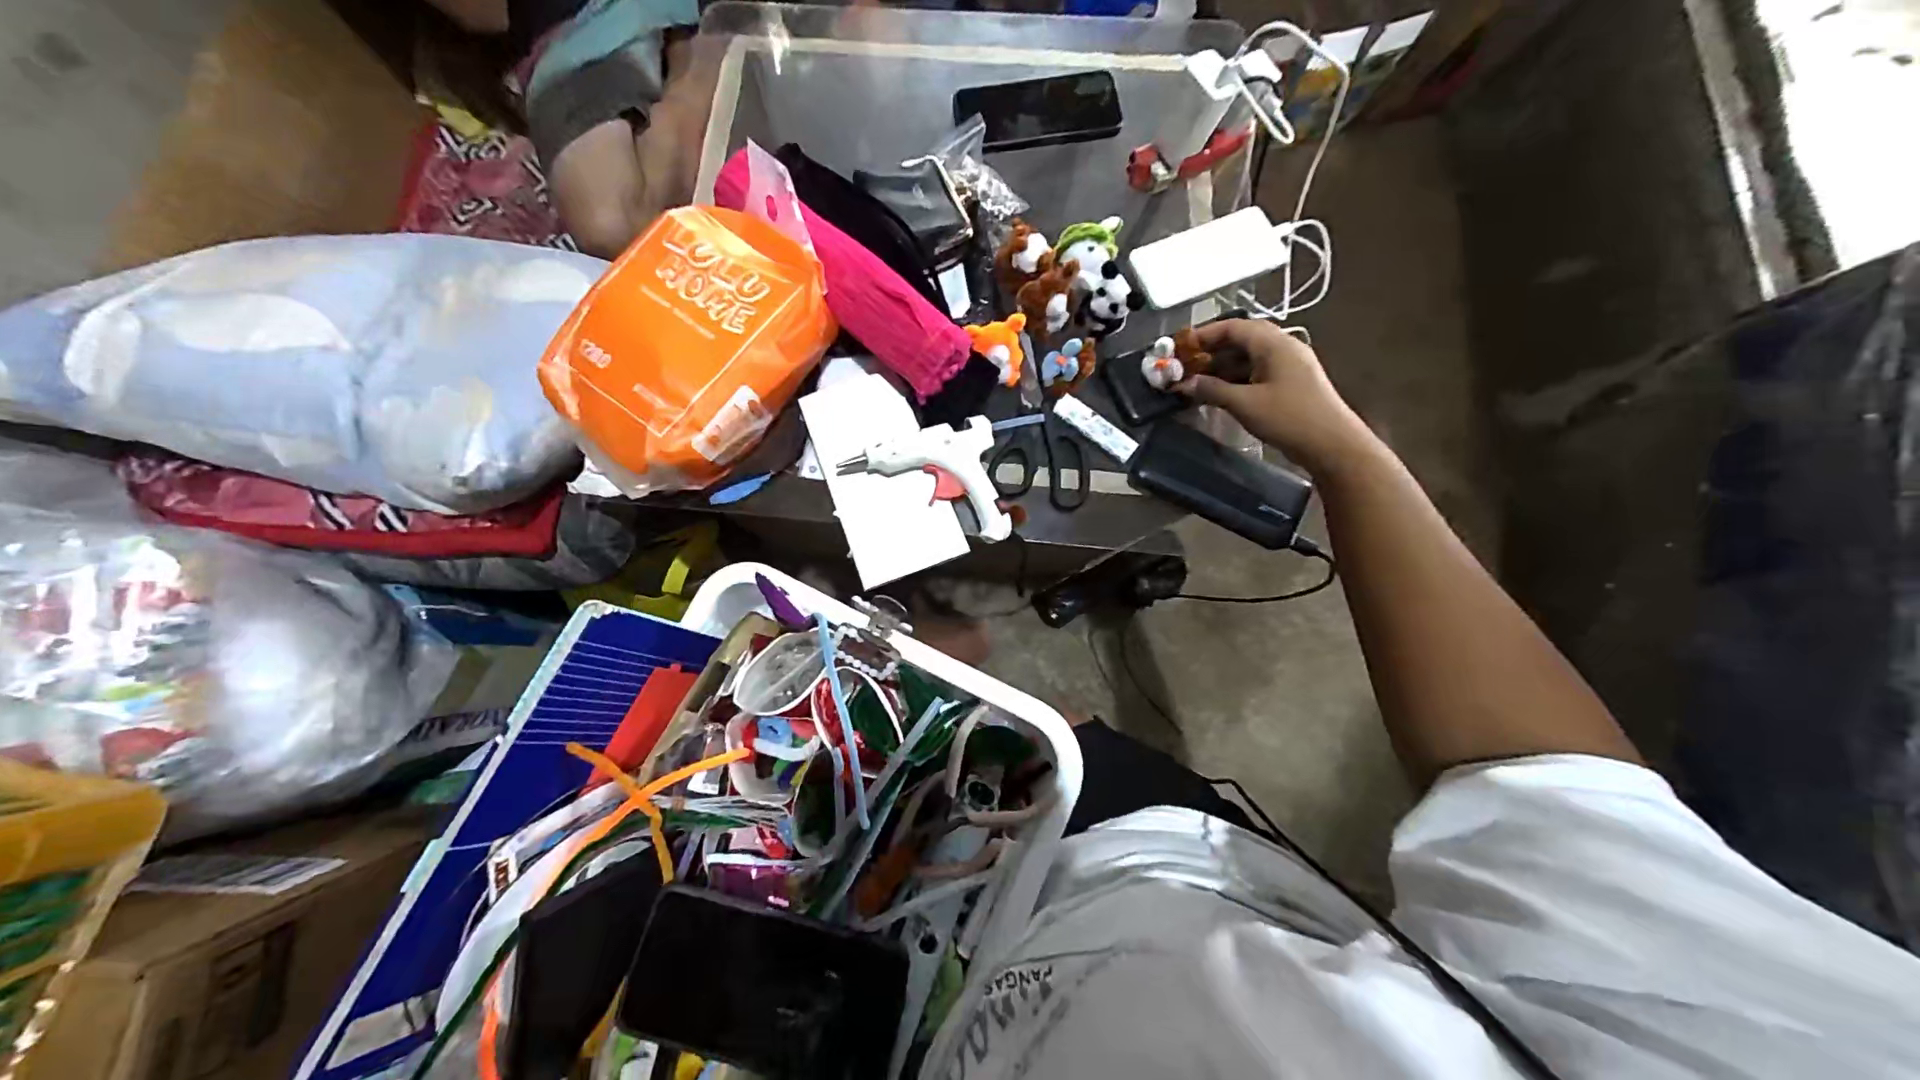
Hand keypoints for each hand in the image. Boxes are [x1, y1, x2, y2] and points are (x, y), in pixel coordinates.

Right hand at [1175, 320, 1374, 473]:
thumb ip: (1211, 390)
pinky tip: (1216, 393)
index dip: (1202, 335)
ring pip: (1246, 358)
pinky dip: (1233, 379)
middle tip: (1182, 368)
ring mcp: (1287, 365)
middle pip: (1239, 340)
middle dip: (1208, 353)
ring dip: (1219, 368)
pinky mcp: (1288, 383)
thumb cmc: (1289, 418)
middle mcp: (1282, 347)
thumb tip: (1183, 384)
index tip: (1178, 348)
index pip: (1233, 327)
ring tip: (1193, 383)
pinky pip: (1255, 372)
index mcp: (1274, 343)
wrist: (1332, 445)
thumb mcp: (1245, 404)